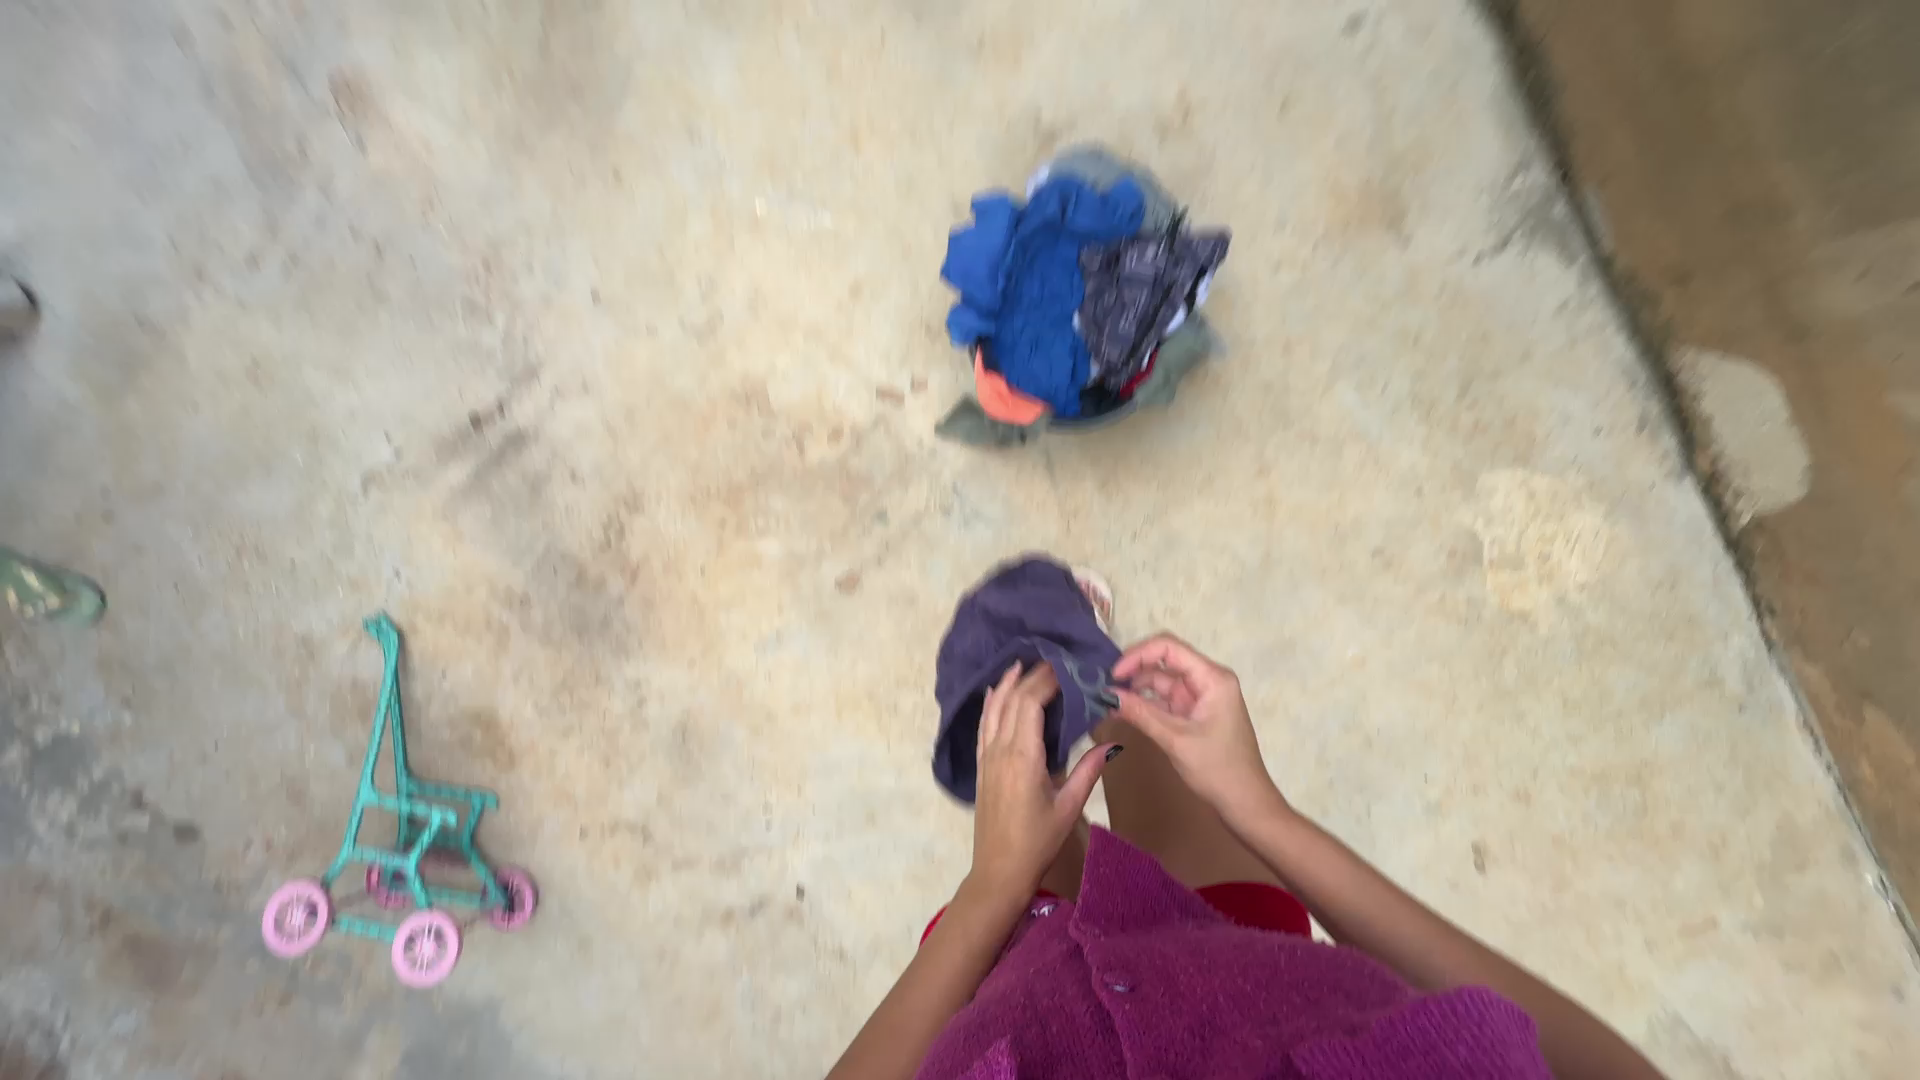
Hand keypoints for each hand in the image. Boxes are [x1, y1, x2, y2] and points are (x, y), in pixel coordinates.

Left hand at [969, 661, 1114, 902]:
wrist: (999, 871)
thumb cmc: (1037, 842)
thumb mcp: (1069, 807)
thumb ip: (1088, 771)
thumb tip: (1111, 743)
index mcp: (1023, 755)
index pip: (1031, 703)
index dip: (1047, 680)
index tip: (1066, 665)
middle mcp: (1000, 749)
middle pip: (1013, 700)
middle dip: (1032, 676)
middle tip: (1054, 660)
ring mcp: (987, 756)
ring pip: (994, 708)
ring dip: (1008, 684)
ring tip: (1024, 663)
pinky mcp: (981, 765)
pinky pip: (984, 725)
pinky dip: (991, 703)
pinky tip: (997, 692)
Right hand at [1111, 633, 1286, 824]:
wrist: (1245, 804)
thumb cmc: (1218, 769)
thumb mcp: (1175, 739)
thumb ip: (1141, 713)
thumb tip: (1107, 694)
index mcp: (1212, 678)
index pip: (1169, 648)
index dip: (1138, 655)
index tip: (1114, 674)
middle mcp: (1206, 680)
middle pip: (1164, 661)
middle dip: (1134, 670)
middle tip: (1105, 686)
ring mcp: (1199, 696)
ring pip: (1161, 680)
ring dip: (1135, 688)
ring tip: (1108, 699)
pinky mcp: (1192, 712)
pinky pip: (1164, 699)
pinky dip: (1144, 703)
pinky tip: (1122, 709)